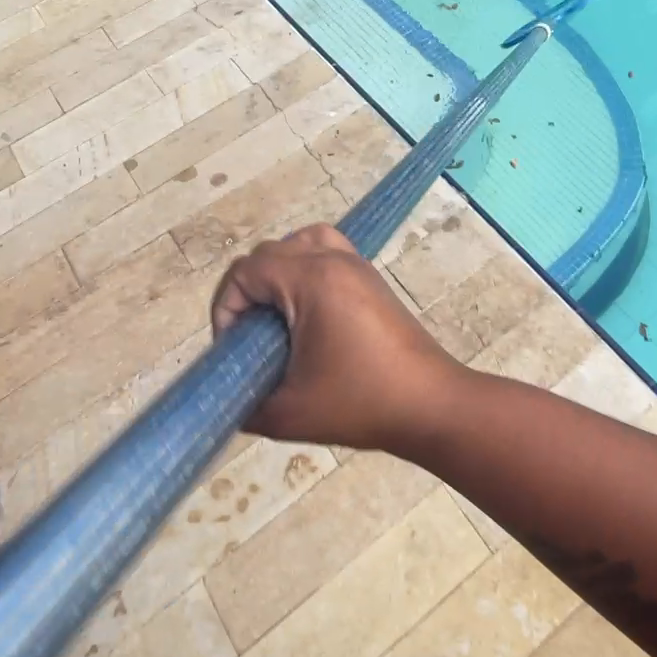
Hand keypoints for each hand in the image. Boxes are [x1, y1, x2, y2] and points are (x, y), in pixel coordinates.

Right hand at [210, 224, 463, 450]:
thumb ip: (245, 402)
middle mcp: (336, 260)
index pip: (247, 270)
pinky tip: (307, 317)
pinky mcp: (374, 281)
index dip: (226, 307)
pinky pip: (330, 254)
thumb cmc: (359, 403)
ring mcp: (360, 267)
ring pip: (304, 243)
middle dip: (249, 291)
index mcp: (313, 279)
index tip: (232, 348)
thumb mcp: (286, 413)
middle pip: (272, 252)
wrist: (430, 403)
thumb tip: (231, 395)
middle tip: (249, 338)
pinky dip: (308, 271)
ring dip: (280, 272)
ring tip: (276, 318)